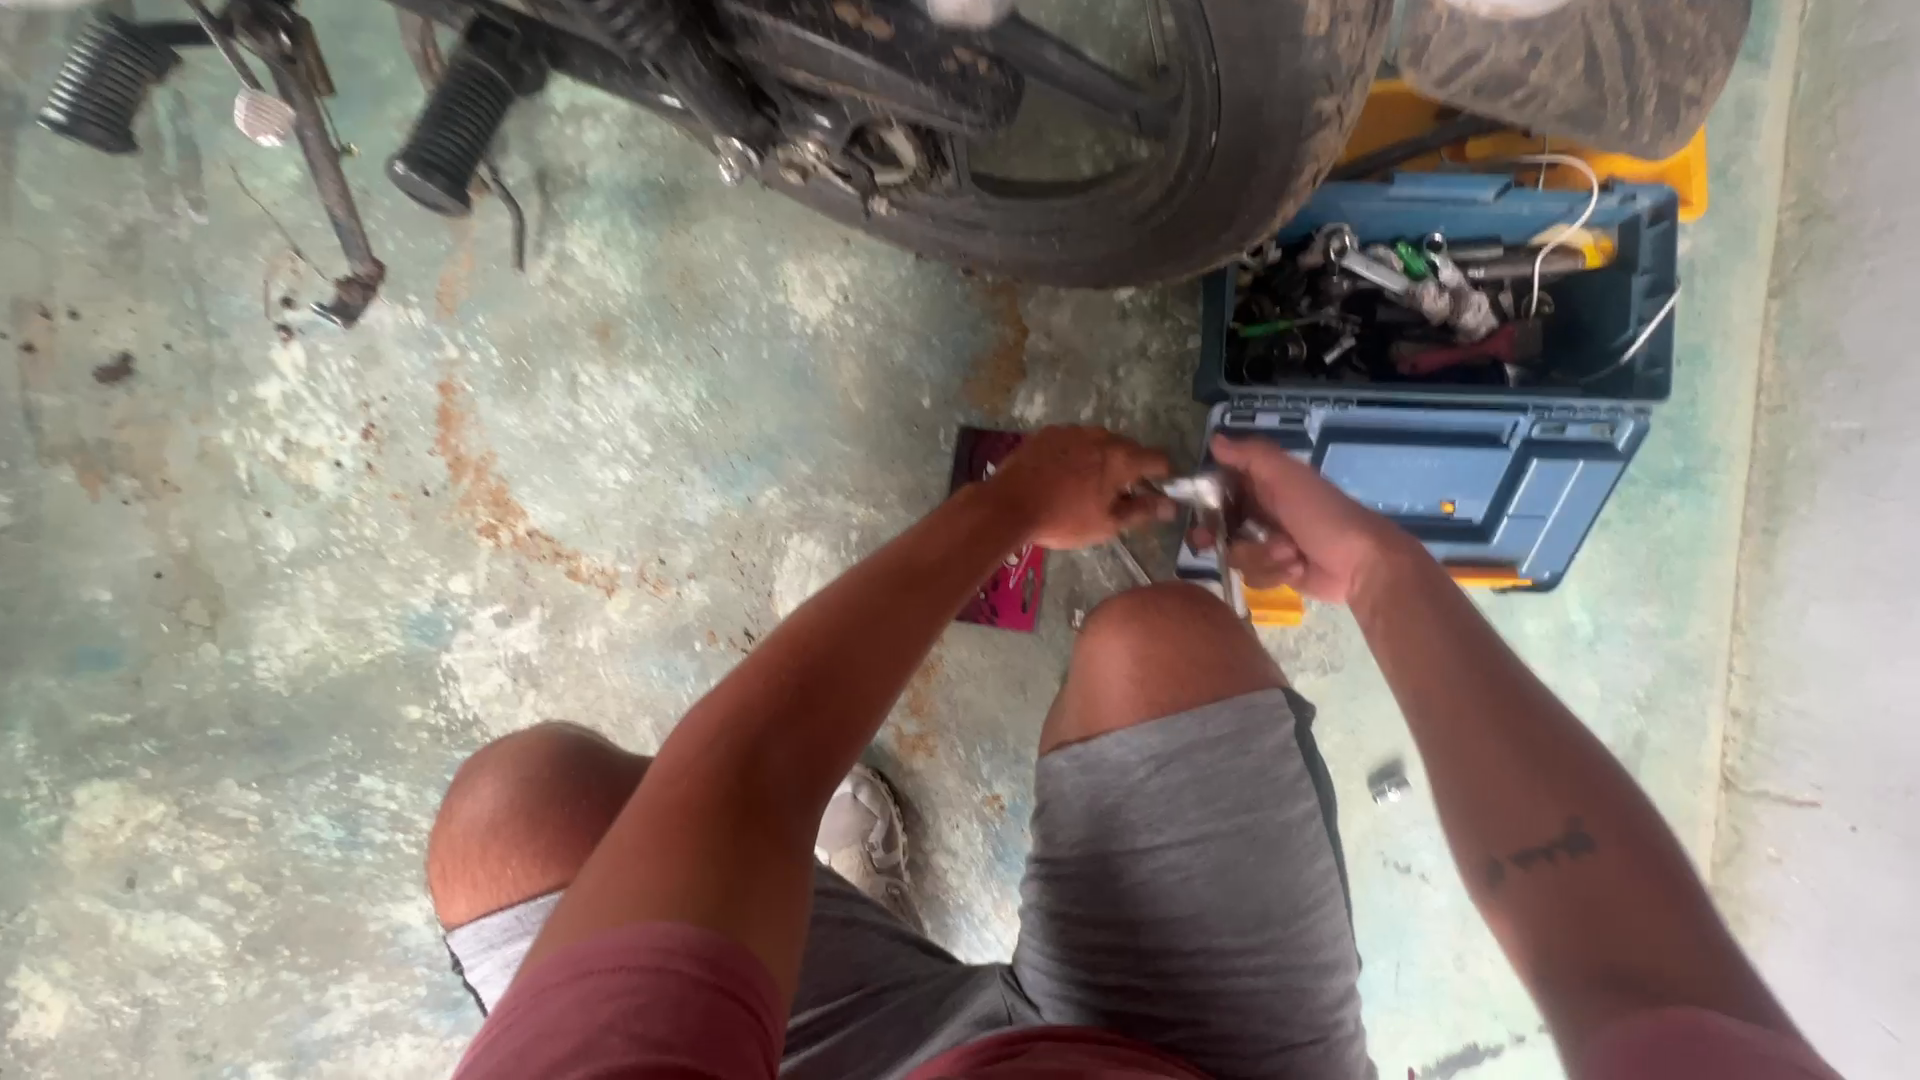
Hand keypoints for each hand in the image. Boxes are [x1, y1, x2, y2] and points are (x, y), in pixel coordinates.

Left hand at [986, 426, 1173, 549]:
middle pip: (1129, 448)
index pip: (1159, 459)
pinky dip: (1075, 454)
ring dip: (1101, 458)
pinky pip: (1072, 441)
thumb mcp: (1106, 523)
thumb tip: (1170, 506)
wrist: (1008, 505)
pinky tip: (1062, 474)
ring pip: (1099, 442)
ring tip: (1086, 484)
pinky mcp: (1048, 432)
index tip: (1158, 489)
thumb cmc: (1062, 519)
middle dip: (1130, 468)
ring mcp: (1072, 430)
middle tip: (1118, 493)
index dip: (1163, 475)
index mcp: (1122, 458)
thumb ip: (1142, 511)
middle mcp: (1101, 436)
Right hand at [1201, 435, 1419, 604]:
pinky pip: (1254, 576)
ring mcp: (1270, 545)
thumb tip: (1215, 439)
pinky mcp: (1278, 573)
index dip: (1207, 498)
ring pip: (1236, 554)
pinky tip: (1296, 569)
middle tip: (1207, 544)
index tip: (1196, 509)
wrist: (1362, 562)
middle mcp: (1265, 514)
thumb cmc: (1323, 515)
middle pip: (1221, 525)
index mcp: (1267, 486)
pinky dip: (1275, 574)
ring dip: (1260, 556)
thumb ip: (1252, 456)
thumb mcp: (1288, 477)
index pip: (1224, 488)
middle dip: (1216, 536)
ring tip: (1289, 554)